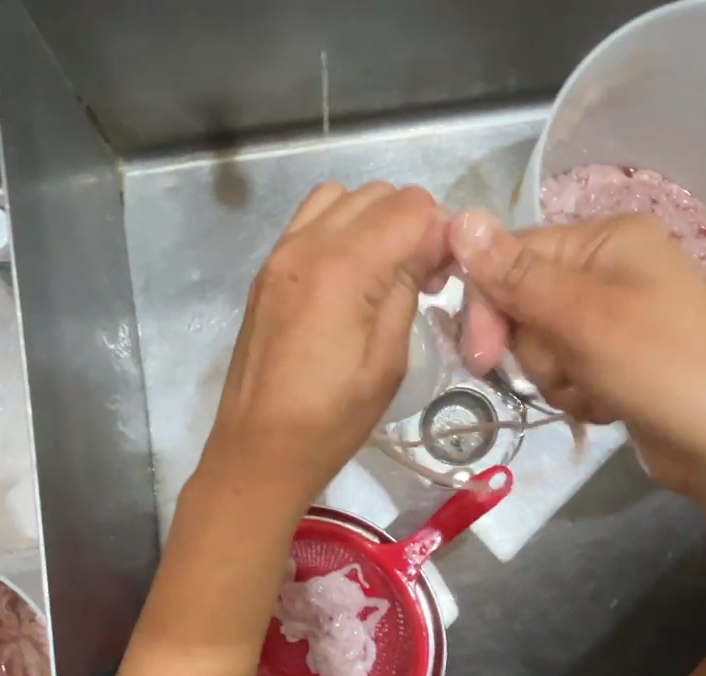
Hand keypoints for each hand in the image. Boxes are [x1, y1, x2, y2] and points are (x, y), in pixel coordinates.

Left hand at [203, 181, 450, 504]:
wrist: (258, 451)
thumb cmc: (330, 419)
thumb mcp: (387, 361)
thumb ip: (406, 289)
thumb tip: (427, 246)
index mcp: (342, 267)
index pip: (409, 207)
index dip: (440, 231)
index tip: (447, 273)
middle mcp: (305, 245)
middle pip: (375, 195)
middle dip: (410, 222)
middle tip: (423, 274)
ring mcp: (278, 256)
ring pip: (338, 199)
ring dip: (372, 221)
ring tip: (385, 270)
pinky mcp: (265, 275)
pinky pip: (308, 224)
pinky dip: (339, 232)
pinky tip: (349, 279)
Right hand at [448, 210, 705, 492]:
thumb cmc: (664, 366)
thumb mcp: (583, 317)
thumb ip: (516, 275)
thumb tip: (458, 219)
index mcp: (605, 239)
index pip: (510, 257)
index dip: (486, 307)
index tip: (480, 358)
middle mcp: (608, 270)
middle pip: (521, 304)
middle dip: (534, 348)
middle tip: (566, 371)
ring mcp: (614, 319)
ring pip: (539, 346)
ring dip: (556, 377)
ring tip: (596, 390)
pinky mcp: (616, 362)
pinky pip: (565, 372)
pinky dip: (576, 394)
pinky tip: (607, 405)